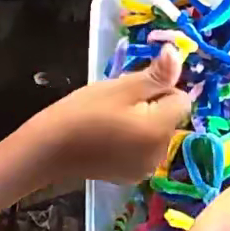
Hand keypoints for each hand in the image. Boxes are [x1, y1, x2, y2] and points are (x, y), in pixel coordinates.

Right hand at [28, 45, 192, 182]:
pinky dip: (131, 142)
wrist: (49, 149)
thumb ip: (156, 74)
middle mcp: (159, 153)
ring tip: (109, 121)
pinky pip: (142, 150)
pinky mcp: (130, 176)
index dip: (159, 89)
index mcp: (161, 129)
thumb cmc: (84, 112)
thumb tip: (177, 54)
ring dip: (141, 124)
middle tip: (117, 105)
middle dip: (150, 107)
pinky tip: (106, 139)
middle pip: (169, 118)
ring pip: (155, 133)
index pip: (180, 99)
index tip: (131, 91)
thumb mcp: (122, 87)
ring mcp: (145, 168)